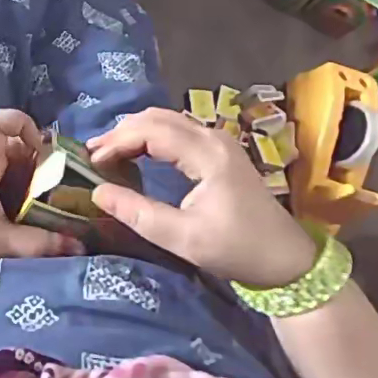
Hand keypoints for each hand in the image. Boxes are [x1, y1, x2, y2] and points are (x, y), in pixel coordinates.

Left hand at [0, 109, 85, 274]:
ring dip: (25, 172)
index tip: (40, 148)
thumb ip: (38, 243)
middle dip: (35, 156)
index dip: (22, 123)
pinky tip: (22, 206)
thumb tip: (77, 246)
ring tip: (42, 197)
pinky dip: (13, 182)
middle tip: (53, 182)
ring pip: (5, 156)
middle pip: (10, 139)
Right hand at [86, 108, 316, 285]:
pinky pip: (177, 131)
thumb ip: (138, 213)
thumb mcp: (184, 238)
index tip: (92, 163)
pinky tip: (136, 155)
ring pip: (167, 120)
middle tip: (93, 156)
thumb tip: (97, 192)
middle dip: (121, 133)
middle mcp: (213, 138)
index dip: (117, 142)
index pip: (151, 131)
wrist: (286, 259)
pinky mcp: (220, 151)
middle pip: (157, 118)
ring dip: (135, 133)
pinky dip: (151, 138)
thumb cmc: (237, 249)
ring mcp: (219, 142)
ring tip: (108, 155)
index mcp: (207, 154)